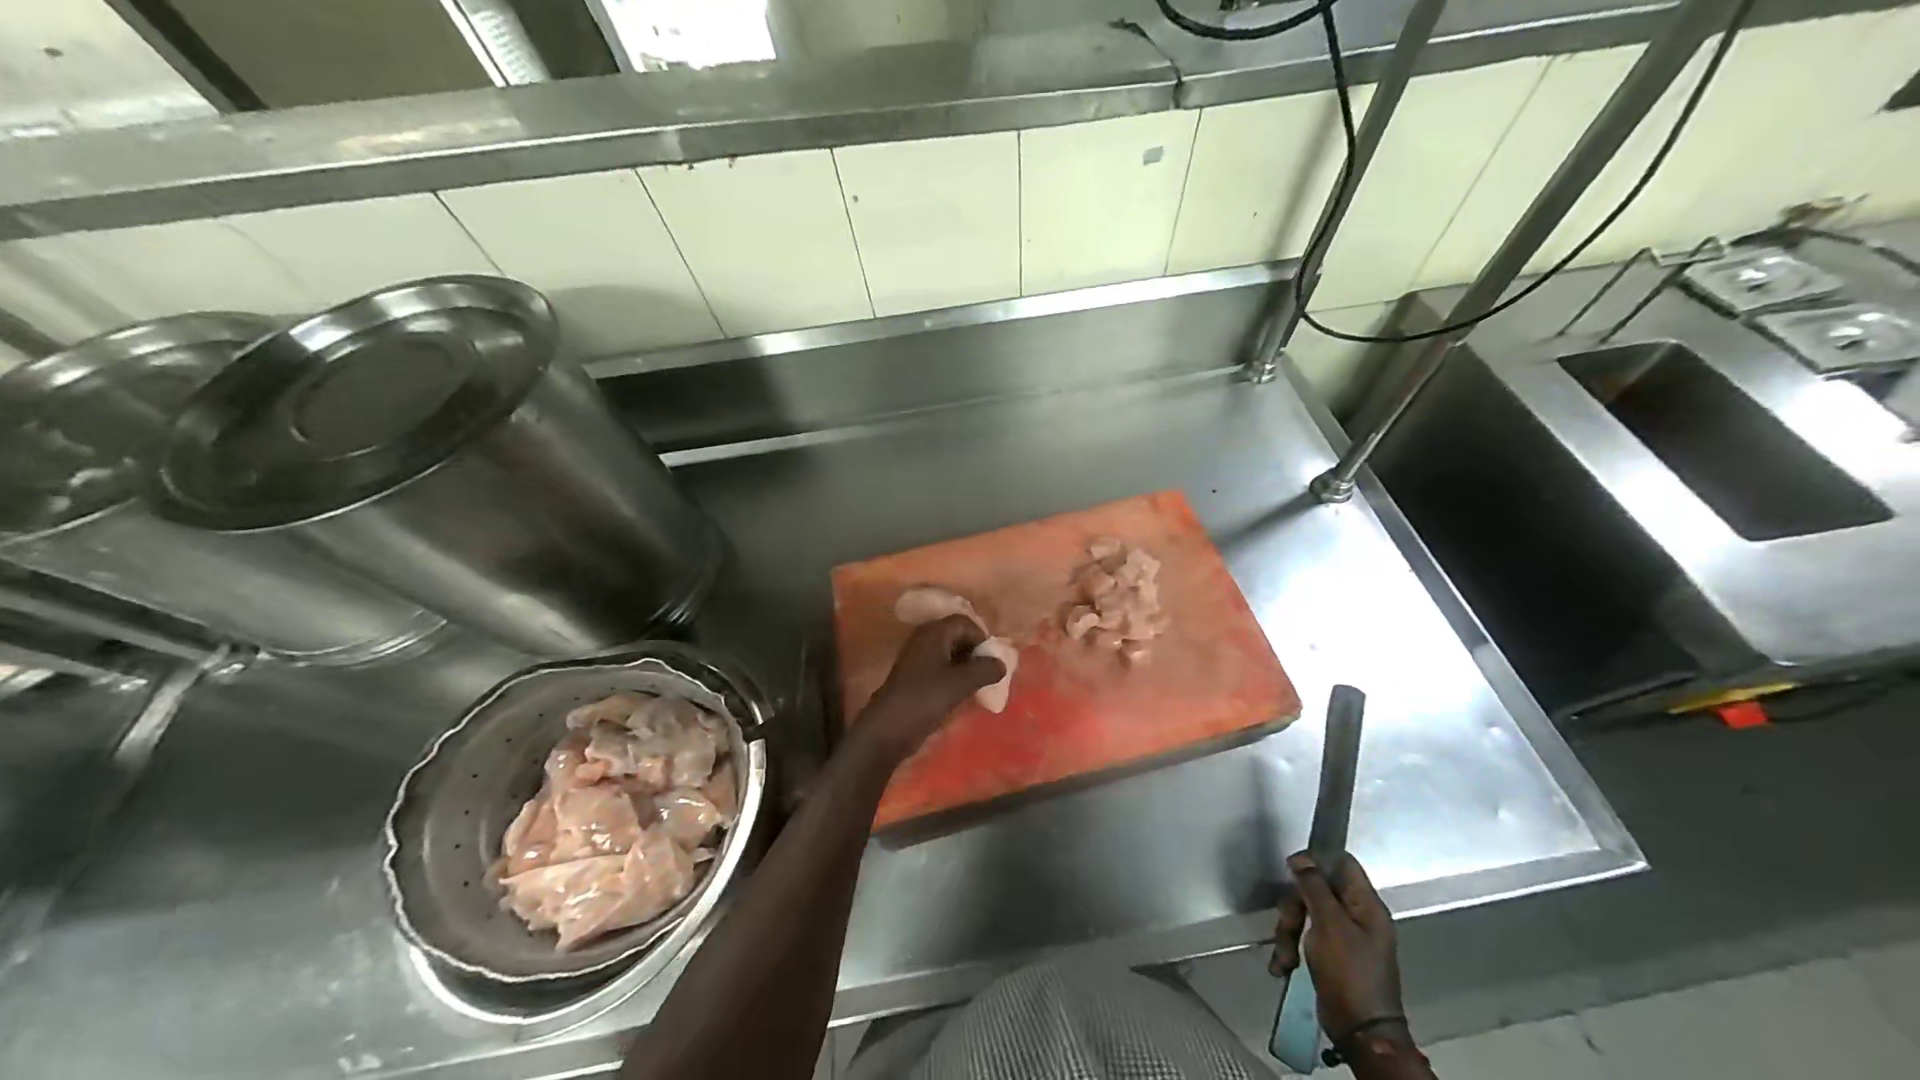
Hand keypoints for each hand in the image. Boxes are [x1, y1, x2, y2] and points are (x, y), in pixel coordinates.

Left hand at [856, 615, 1004, 764]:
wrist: (888, 728)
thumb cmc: (924, 699)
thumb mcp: (960, 683)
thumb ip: (985, 669)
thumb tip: (1001, 664)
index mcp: (934, 633)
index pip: (965, 622)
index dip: (982, 637)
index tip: (992, 660)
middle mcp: (925, 639)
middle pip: (958, 636)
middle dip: (976, 652)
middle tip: (989, 673)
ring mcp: (918, 659)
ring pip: (950, 654)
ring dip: (967, 666)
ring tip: (980, 685)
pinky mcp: (916, 678)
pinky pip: (942, 669)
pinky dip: (956, 677)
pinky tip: (964, 694)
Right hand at [1270, 851, 1404, 1043]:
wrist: (1360, 1031)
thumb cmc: (1350, 973)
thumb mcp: (1330, 924)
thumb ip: (1315, 887)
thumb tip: (1302, 858)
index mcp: (1366, 905)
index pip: (1343, 863)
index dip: (1317, 861)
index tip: (1292, 871)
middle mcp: (1356, 916)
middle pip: (1316, 890)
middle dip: (1295, 907)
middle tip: (1289, 925)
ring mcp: (1343, 936)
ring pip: (1305, 914)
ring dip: (1288, 933)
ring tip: (1286, 957)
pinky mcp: (1330, 954)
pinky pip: (1304, 937)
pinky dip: (1291, 949)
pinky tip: (1285, 965)